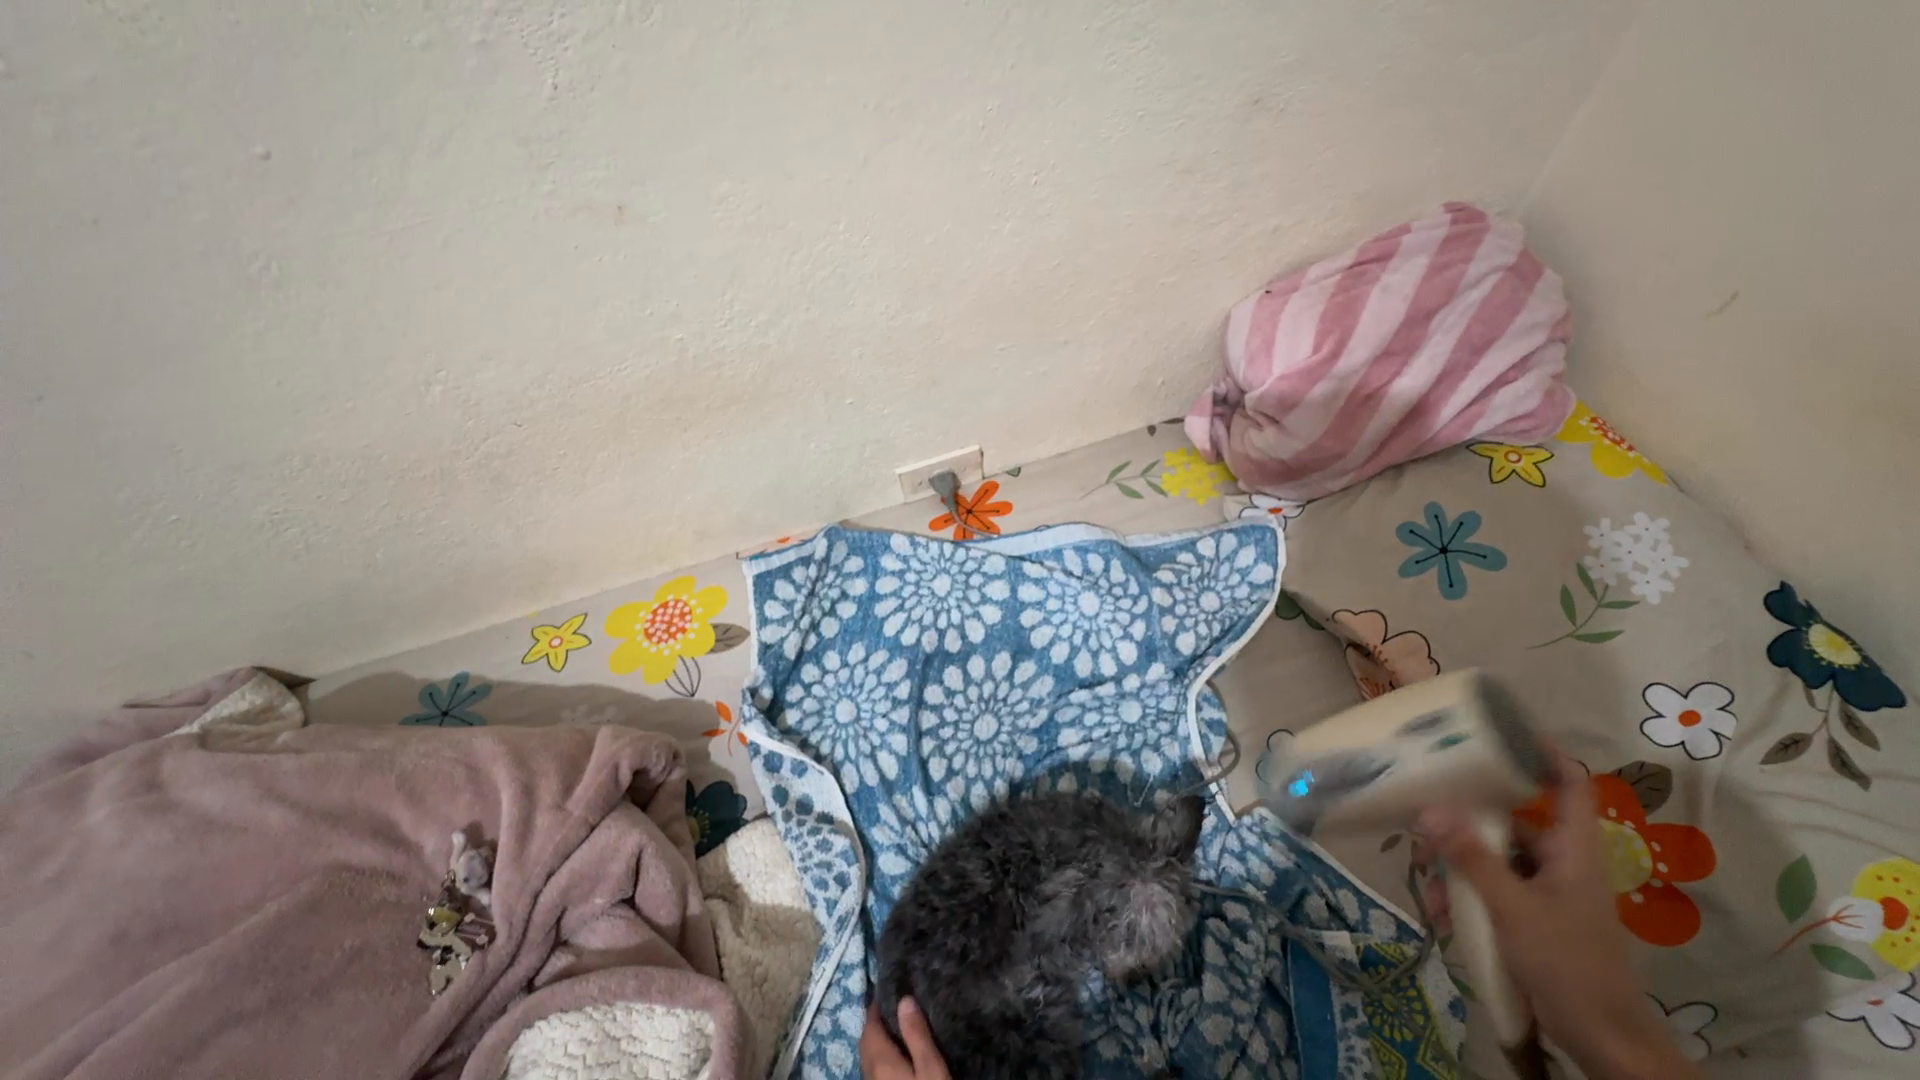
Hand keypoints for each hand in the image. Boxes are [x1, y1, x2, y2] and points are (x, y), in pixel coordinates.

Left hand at [860, 998, 949, 1079]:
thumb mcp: (930, 1067)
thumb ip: (917, 1034)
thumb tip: (905, 999)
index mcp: (880, 1059)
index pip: (871, 1024)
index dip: (878, 1006)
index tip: (891, 990)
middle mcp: (869, 1070)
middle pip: (866, 1040)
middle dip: (876, 1022)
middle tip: (894, 1006)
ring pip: (869, 1055)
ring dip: (877, 1039)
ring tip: (898, 1028)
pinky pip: (874, 1067)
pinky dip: (881, 1055)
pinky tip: (897, 1056)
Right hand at [1418, 755, 1702, 1079]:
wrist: (1602, 1040)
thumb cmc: (1569, 964)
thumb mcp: (1513, 909)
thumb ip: (1472, 858)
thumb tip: (1429, 809)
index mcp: (1573, 852)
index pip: (1569, 786)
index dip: (1545, 754)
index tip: (1506, 730)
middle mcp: (1561, 865)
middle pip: (1513, 823)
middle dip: (1466, 823)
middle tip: (1425, 819)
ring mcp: (1547, 894)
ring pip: (1495, 861)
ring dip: (1459, 870)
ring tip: (1431, 887)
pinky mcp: (1533, 921)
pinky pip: (1492, 893)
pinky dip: (1467, 899)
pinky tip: (1445, 918)